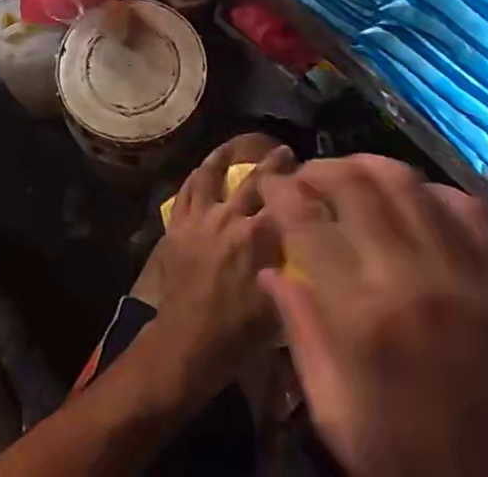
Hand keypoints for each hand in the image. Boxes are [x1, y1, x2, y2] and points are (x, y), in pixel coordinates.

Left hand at [144, 140, 296, 389]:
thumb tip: (310, 245)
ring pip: (209, 176)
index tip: (310, 175)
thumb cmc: (239, 329)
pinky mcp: (177, 226)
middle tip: (284, 150)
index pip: (283, 200)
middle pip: (252, 181)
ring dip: (222, 158)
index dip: (298, 186)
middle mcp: (228, 217)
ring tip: (230, 146)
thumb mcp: (280, 299)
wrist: (188, 341)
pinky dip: (193, 178)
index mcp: (256, 235)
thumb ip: (294, 267)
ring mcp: (199, 219)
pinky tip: (198, 171)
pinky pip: (184, 192)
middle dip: (272, 164)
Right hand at [257, 156, 487, 476]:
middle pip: (356, 184)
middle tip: (304, 178)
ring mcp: (466, 271)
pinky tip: (417, 202)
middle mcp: (412, 277)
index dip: (279, 192)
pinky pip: (471, 207)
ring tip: (350, 176)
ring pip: (410, 183)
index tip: (268, 184)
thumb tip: (272, 273)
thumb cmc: (411, 461)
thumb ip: (302, 334)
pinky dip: (435, 193)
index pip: (306, 222)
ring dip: (370, 167)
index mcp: (362, 316)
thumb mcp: (337, 415)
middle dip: (319, 170)